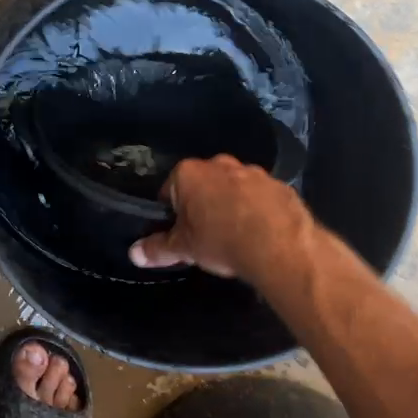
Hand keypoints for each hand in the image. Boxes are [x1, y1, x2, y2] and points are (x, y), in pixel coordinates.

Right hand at [128, 154, 314, 281]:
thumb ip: (158, 248)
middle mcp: (219, 164)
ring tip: (240, 235)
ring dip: (234, 204)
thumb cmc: (222, 241)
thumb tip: (134, 253)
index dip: (174, 212)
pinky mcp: (281, 186)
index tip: (182, 231)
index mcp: (188, 173)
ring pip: (235, 187)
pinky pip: (263, 196)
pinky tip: (264, 233)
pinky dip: (260, 209)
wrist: (282, 247)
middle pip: (204, 184)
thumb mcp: (185, 249)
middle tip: (209, 233)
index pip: (170, 189)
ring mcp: (253, 172)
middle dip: (204, 202)